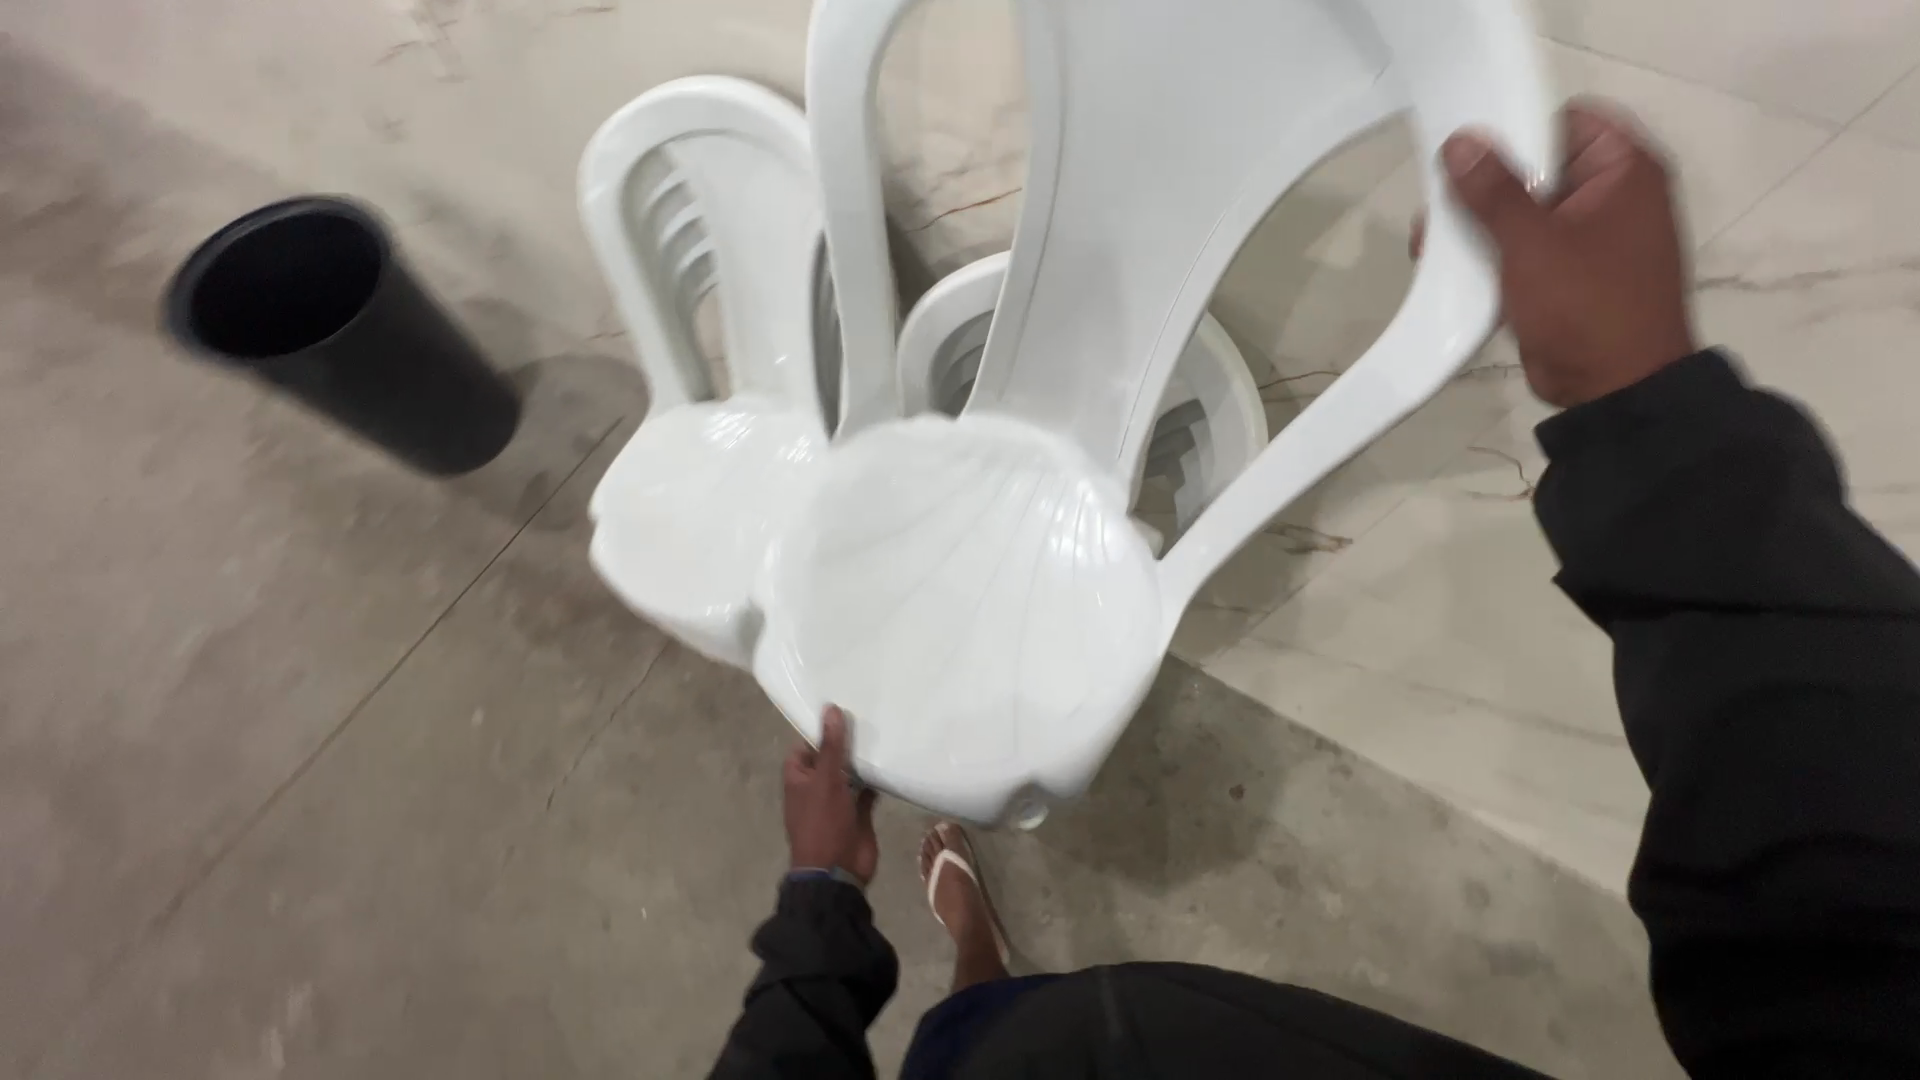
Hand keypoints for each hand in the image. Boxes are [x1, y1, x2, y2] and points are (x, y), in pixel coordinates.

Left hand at [784, 706, 878, 884]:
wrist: (836, 871)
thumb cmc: (822, 822)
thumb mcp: (826, 780)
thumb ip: (831, 745)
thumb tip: (830, 708)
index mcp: (799, 777)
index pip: (806, 745)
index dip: (820, 729)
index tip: (842, 709)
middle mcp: (816, 786)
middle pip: (831, 756)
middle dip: (847, 741)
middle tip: (869, 713)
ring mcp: (837, 799)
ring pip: (850, 772)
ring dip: (862, 759)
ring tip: (884, 730)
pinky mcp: (857, 811)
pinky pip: (866, 789)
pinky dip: (876, 778)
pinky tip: (891, 760)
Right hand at [1432, 100, 1698, 408]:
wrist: (1610, 384)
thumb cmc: (1584, 304)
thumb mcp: (1532, 242)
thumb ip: (1493, 191)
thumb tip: (1459, 143)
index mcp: (1622, 170)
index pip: (1565, 122)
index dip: (1515, 133)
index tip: (1464, 161)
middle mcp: (1607, 195)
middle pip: (1533, 169)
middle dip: (1480, 191)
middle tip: (1435, 217)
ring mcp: (1584, 236)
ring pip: (1518, 212)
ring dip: (1475, 228)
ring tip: (1430, 250)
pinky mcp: (1561, 273)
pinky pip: (1518, 249)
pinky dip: (1486, 256)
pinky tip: (1450, 272)